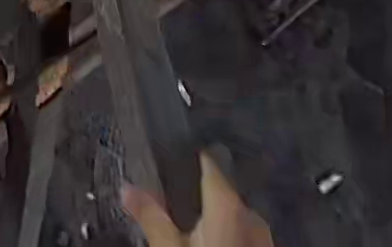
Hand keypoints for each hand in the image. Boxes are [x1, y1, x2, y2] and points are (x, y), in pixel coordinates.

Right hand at [121, 153, 273, 246]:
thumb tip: (125, 187)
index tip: (173, 154)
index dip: (192, 157)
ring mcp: (265, 242)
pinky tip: (211, 245)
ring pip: (237, 218)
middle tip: (176, 201)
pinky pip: (245, 239)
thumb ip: (149, 215)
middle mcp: (252, 217)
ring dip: (216, 220)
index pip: (210, 164)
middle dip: (202, 196)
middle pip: (223, 192)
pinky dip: (229, 238)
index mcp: (228, 205)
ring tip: (192, 229)